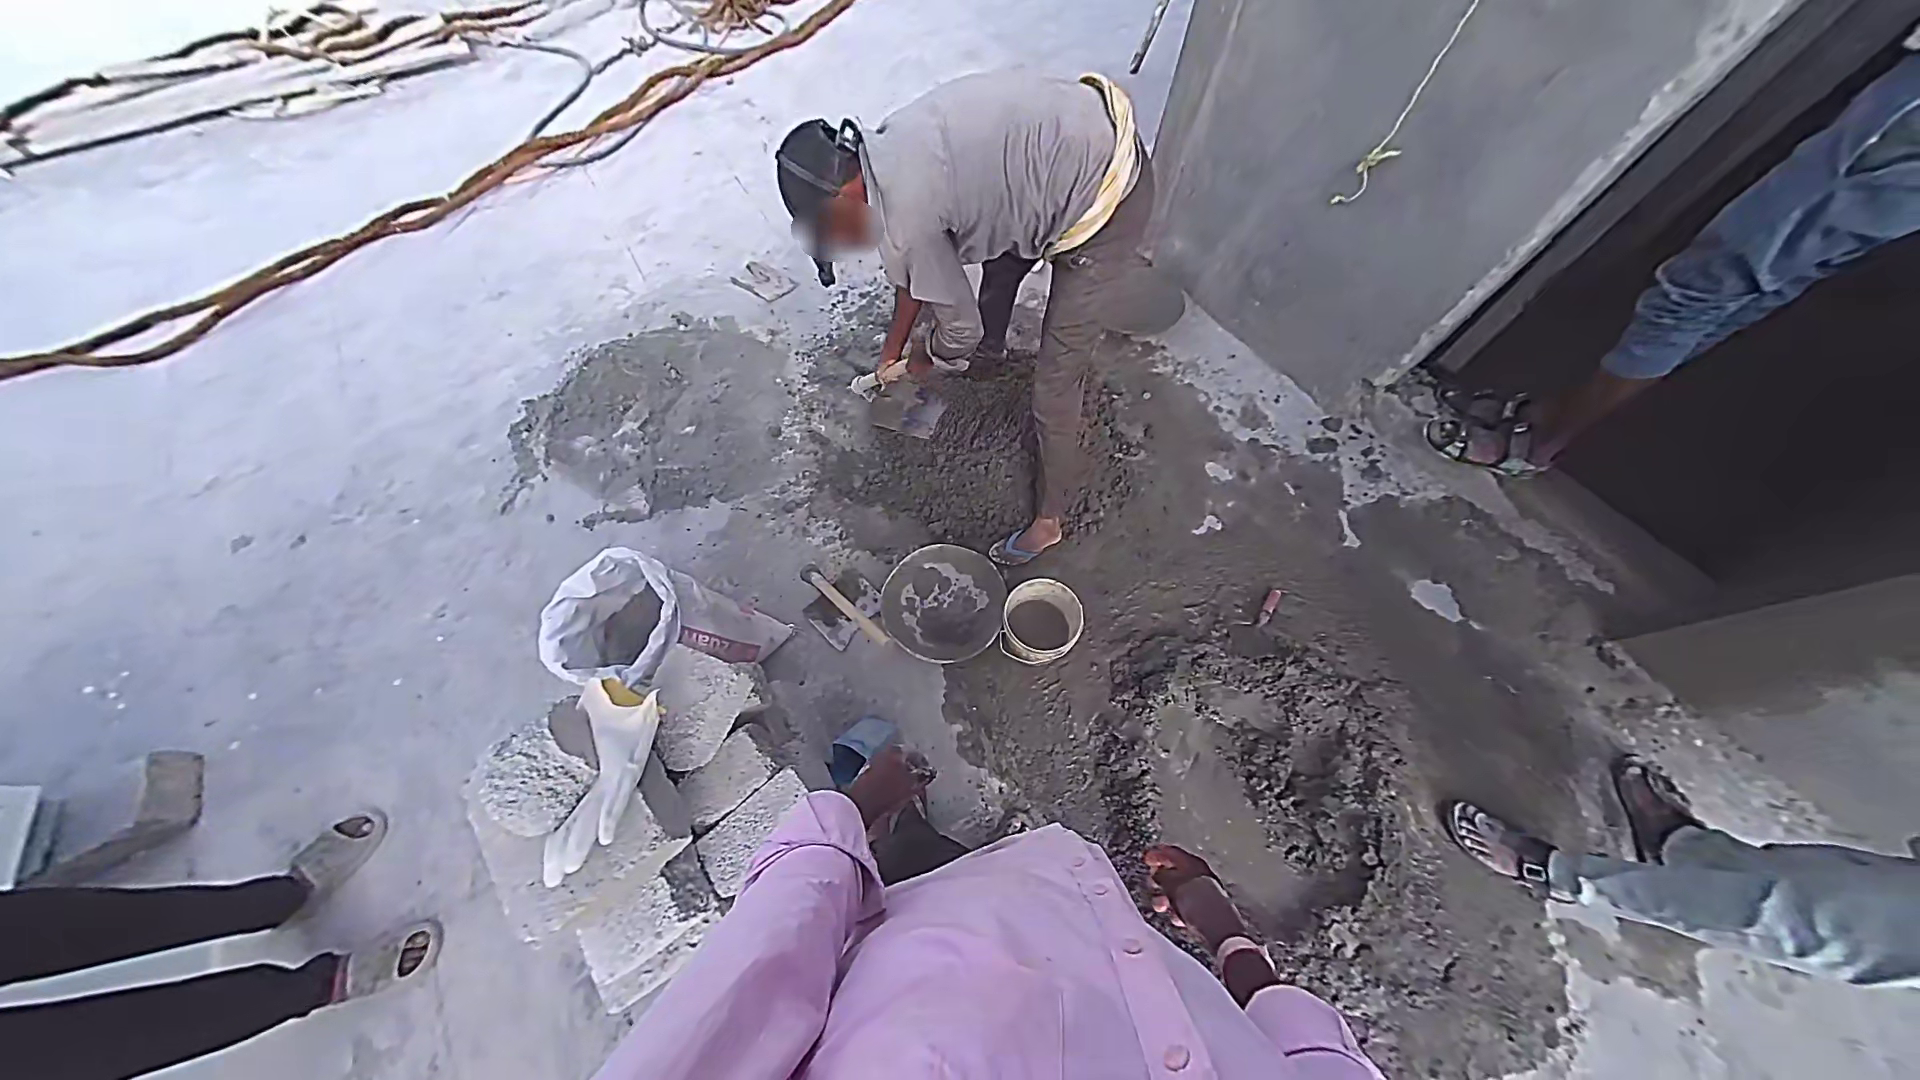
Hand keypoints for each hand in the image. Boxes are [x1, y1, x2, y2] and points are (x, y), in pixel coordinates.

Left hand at [846, 745, 933, 827]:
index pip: (915, 753)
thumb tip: (929, 773)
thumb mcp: (912, 785)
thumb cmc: (889, 792)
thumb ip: (922, 777)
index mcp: (896, 750)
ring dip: (900, 775)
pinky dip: (891, 781)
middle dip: (911, 768)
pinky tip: (894, 792)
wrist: (861, 804)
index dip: (923, 764)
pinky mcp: (866, 776)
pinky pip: (884, 775)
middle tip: (918, 781)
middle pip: (902, 759)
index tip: (928, 774)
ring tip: (907, 788)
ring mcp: (873, 763)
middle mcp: (884, 752)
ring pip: (892, 767)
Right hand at [1145, 845, 1247, 951]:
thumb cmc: (1196, 902)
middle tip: (1150, 882)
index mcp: (1192, 862)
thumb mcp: (1172, 885)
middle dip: (1160, 878)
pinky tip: (1175, 917)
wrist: (1221, 930)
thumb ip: (1161, 875)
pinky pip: (1189, 904)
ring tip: (1159, 906)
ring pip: (1181, 890)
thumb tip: (1156, 873)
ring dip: (1167, 897)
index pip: (1171, 852)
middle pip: (1175, 871)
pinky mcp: (1209, 908)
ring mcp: (1206, 891)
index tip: (1145, 858)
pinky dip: (1179, 908)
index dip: (1156, 854)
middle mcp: (1201, 874)